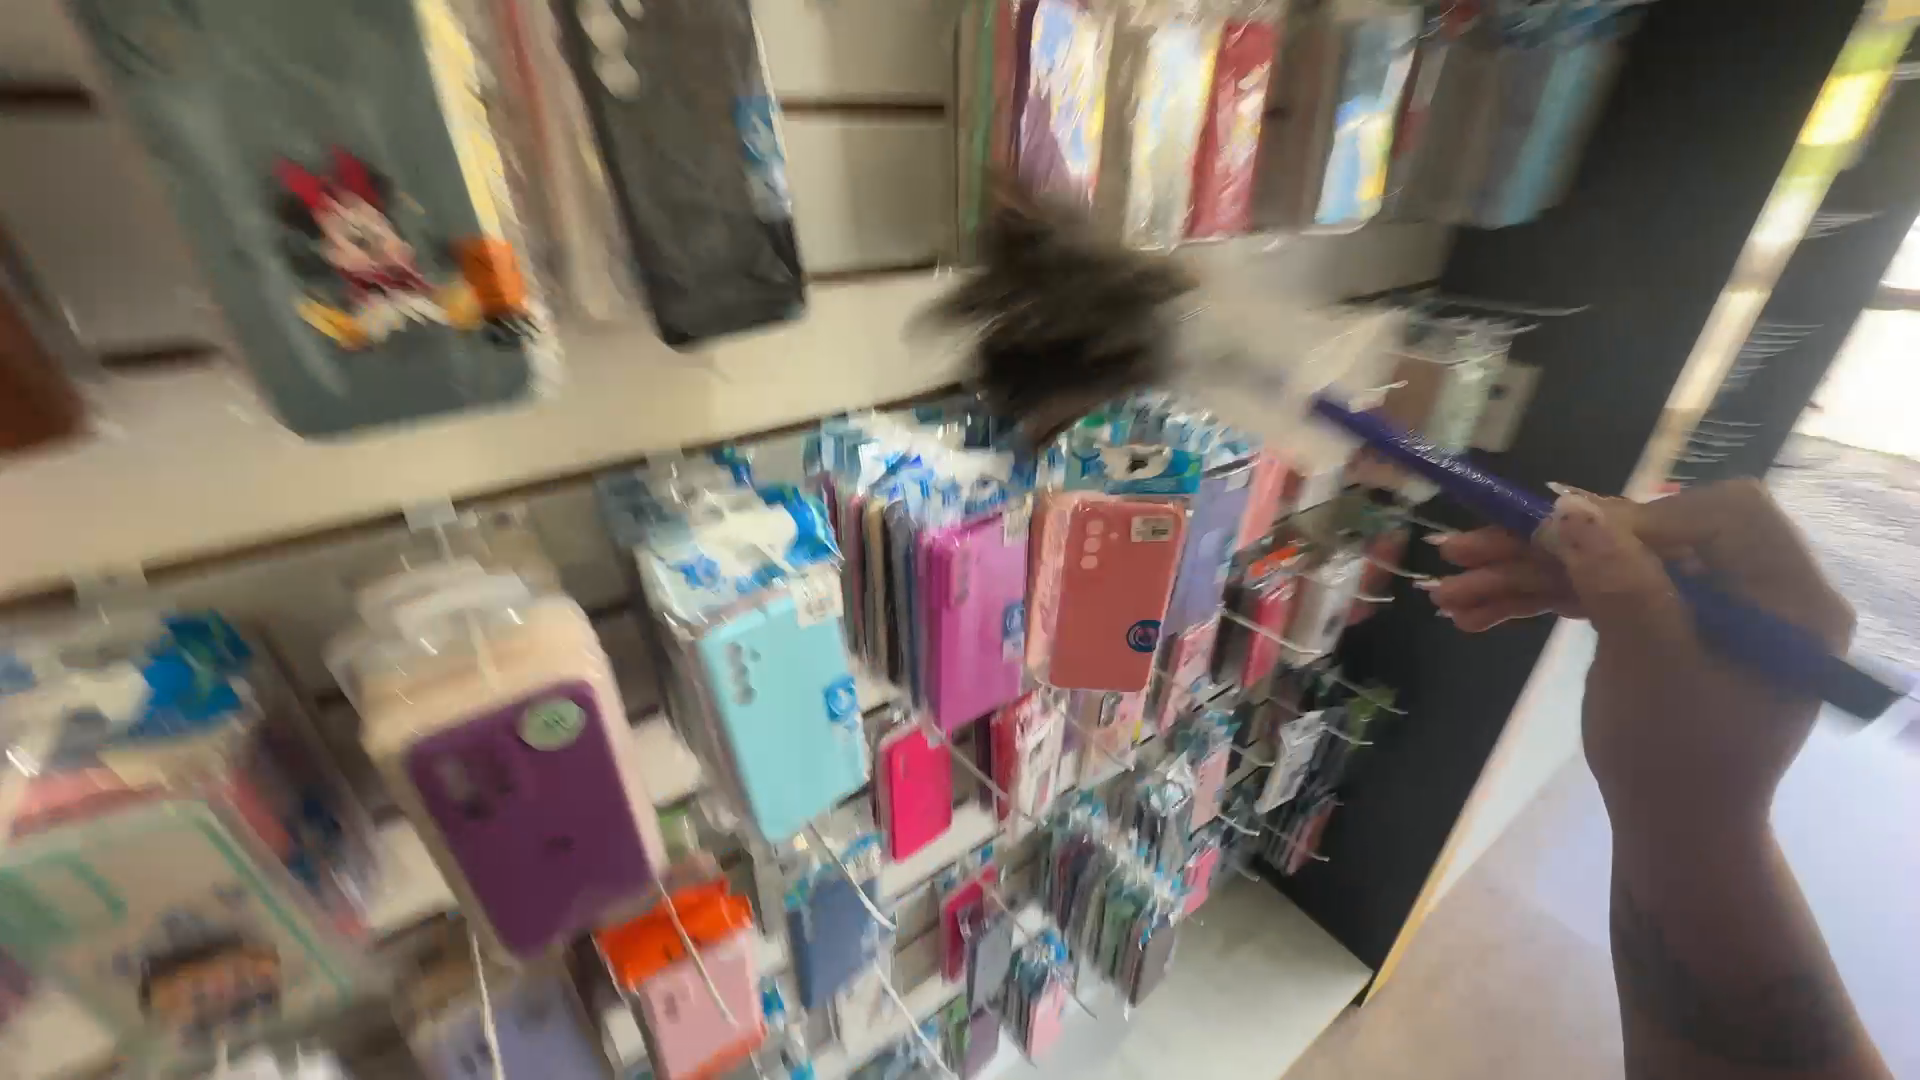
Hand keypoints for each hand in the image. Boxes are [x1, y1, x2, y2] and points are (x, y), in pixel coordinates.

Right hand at [1426, 479, 1853, 838]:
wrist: (1669, 820)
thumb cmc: (1677, 754)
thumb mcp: (1650, 667)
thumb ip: (1621, 584)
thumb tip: (1568, 507)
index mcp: (1781, 596)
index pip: (1717, 514)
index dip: (1632, 519)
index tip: (1549, 541)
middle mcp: (1739, 588)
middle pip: (1630, 536)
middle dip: (1538, 548)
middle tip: (1457, 554)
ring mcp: (1687, 605)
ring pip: (1592, 563)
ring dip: (1514, 578)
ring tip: (1446, 596)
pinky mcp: (1647, 621)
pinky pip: (1582, 593)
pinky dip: (1525, 601)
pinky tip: (1472, 614)